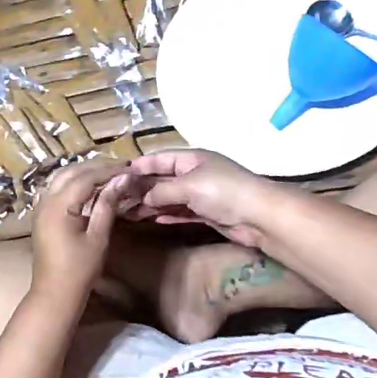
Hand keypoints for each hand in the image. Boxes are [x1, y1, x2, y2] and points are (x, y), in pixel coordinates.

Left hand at [30, 158, 132, 298]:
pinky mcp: (41, 214)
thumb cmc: (79, 269)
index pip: (85, 177)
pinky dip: (72, 181)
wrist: (55, 293)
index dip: (108, 170)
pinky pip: (56, 187)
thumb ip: (108, 204)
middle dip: (96, 166)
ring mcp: (40, 207)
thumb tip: (123, 179)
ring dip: (83, 171)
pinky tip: (87, 185)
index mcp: (58, 206)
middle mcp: (45, 200)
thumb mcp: (98, 236)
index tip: (129, 168)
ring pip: (61, 177)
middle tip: (120, 166)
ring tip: (107, 172)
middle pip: (71, 172)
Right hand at [125, 150, 278, 246]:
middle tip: (117, 198)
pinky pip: (181, 212)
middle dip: (141, 187)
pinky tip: (152, 219)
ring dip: (150, 204)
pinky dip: (166, 214)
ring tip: (128, 212)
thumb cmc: (223, 192)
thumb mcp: (189, 186)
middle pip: (162, 179)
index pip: (159, 158)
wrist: (258, 216)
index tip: (117, 175)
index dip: (139, 166)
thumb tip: (142, 197)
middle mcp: (195, 173)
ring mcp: (202, 194)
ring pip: (170, 197)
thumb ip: (162, 191)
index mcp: (192, 158)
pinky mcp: (207, 214)